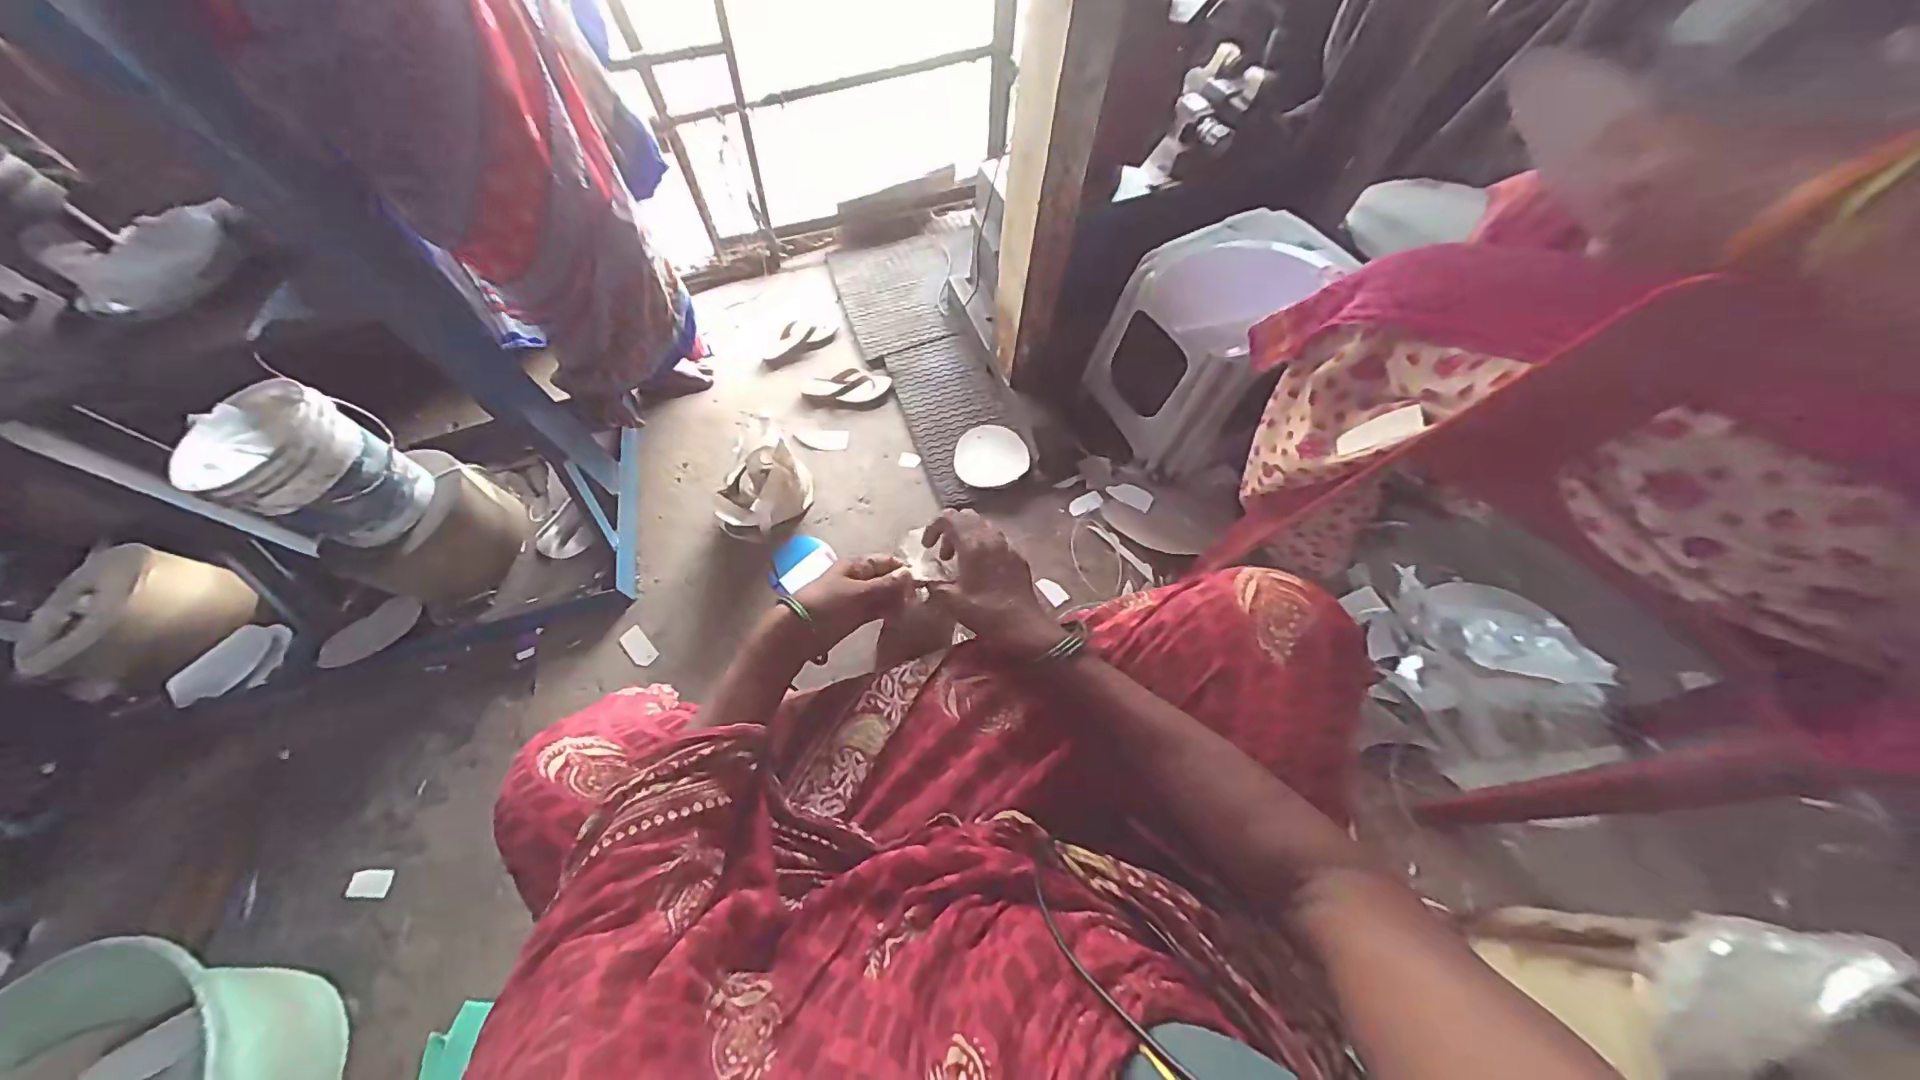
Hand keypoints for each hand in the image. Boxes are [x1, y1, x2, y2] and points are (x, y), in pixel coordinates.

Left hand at [788, 555, 914, 649]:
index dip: (905, 570)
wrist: (798, 633)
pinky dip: (888, 614)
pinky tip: (899, 622)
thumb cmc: (827, 606)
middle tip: (921, 603)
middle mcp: (858, 578)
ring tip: (913, 614)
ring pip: (884, 596)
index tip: (922, 584)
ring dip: (897, 603)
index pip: (888, 561)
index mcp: (857, 565)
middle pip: (887, 579)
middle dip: (903, 589)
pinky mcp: (854, 616)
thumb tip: (910, 573)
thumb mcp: (859, 593)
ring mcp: (856, 597)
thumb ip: (885, 585)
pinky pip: (877, 611)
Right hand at [921, 510, 1066, 658]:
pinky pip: (996, 540)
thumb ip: (934, 584)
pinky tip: (980, 569)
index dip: (933, 527)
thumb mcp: (951, 601)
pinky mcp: (1018, 556)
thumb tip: (926, 580)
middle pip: (967, 517)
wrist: (1023, 625)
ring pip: (983, 526)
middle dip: (950, 530)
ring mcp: (1007, 545)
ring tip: (959, 562)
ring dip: (967, 537)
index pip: (949, 518)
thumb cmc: (985, 612)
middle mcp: (991, 538)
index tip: (927, 546)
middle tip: (943, 554)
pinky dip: (983, 546)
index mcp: (973, 544)